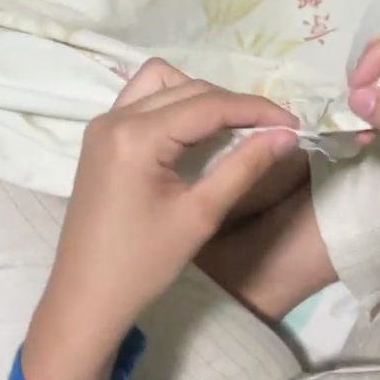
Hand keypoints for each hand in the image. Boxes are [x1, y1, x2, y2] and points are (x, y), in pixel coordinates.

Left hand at [23, 61, 297, 379]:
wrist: (86, 296)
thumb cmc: (144, 263)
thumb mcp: (201, 215)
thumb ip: (244, 167)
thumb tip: (286, 135)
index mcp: (137, 136)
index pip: (208, 105)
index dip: (256, 109)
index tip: (293, 124)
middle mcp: (115, 118)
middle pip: (187, 88)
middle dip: (233, 104)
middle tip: (271, 131)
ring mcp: (102, 125)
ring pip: (161, 83)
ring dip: (199, 96)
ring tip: (230, 128)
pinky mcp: (99, 137)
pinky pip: (142, 100)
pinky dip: (173, 105)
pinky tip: (194, 134)